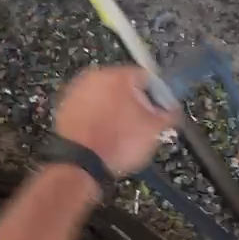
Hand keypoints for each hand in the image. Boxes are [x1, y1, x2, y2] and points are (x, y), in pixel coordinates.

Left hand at [52, 66, 177, 175]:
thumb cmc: (113, 146)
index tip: (160, 109)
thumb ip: (169, 113)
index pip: (147, 77)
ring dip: (115, 110)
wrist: (81, 163)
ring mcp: (78, 90)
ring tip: (121, 134)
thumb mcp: (155, 130)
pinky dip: (97, 118)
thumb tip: (172, 109)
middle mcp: (95, 77)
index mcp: (119, 75)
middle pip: (124, 85)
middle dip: (135, 103)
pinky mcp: (66, 106)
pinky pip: (89, 108)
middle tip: (141, 124)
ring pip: (105, 97)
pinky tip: (104, 135)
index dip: (158, 96)